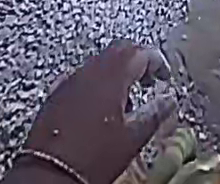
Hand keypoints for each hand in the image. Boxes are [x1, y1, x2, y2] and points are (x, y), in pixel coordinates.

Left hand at [16, 41, 174, 183]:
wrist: (49, 175)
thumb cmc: (93, 157)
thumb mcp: (132, 138)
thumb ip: (154, 113)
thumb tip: (170, 99)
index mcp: (113, 74)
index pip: (141, 52)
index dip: (158, 61)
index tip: (165, 76)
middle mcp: (92, 68)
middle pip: (120, 49)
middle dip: (137, 60)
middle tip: (149, 81)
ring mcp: (72, 78)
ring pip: (101, 61)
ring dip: (117, 71)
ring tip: (127, 98)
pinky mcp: (58, 91)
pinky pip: (84, 75)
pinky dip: (97, 82)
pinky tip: (100, 106)